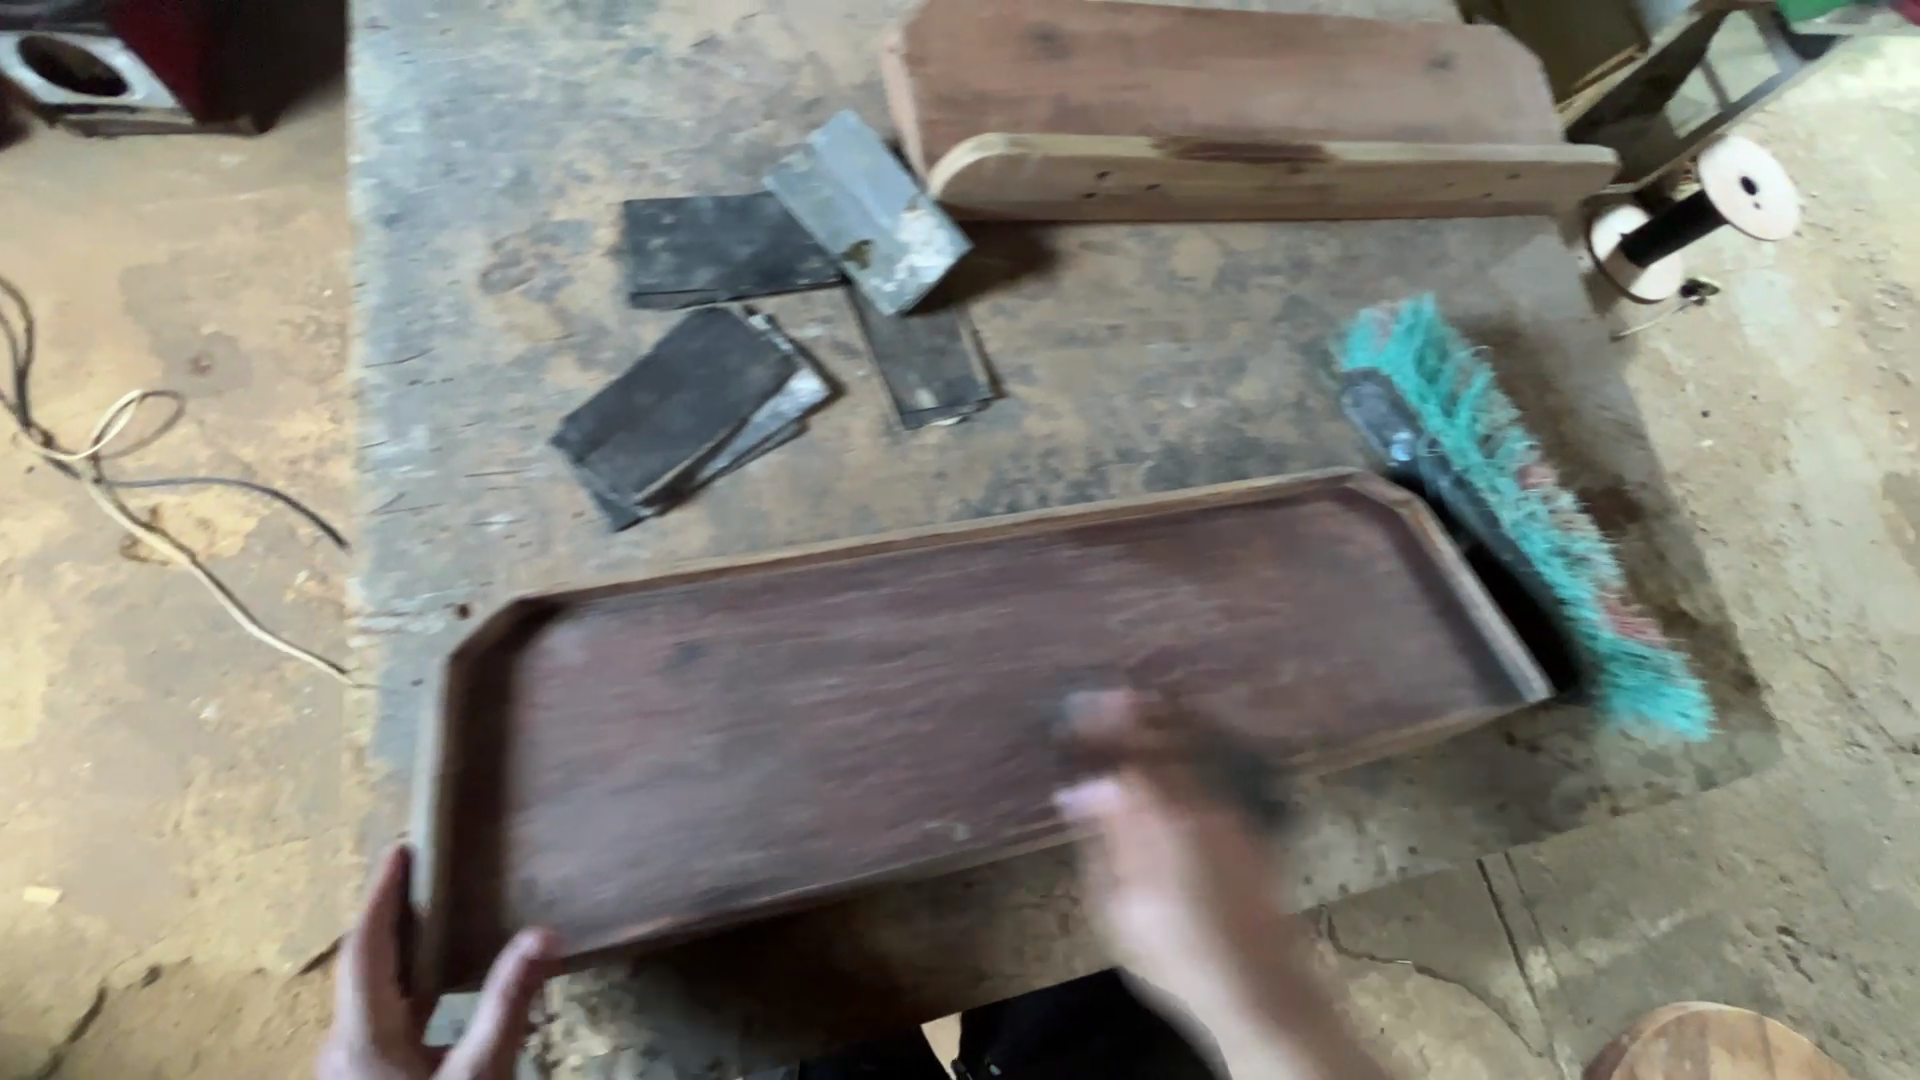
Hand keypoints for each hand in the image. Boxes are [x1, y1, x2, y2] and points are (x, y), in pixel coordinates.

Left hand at [318, 845, 558, 1079]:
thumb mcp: (480, 1073)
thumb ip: (510, 1002)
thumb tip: (547, 931)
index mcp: (362, 1038)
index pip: (366, 949)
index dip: (382, 896)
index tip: (400, 849)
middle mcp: (346, 1050)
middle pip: (364, 967)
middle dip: (392, 915)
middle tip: (427, 871)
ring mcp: (353, 1071)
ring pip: (373, 994)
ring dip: (401, 948)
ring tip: (436, 913)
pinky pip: (387, 1016)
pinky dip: (411, 982)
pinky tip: (441, 986)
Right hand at [1054, 691, 1388, 1079]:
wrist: (1260, 989)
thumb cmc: (1176, 957)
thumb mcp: (1118, 908)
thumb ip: (1100, 841)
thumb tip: (1078, 792)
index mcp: (1162, 823)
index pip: (1127, 755)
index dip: (1100, 730)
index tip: (1075, 716)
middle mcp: (1200, 804)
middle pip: (1165, 740)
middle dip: (1133, 712)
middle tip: (1106, 693)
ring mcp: (1230, 809)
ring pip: (1194, 745)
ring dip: (1164, 718)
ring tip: (1139, 698)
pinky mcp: (1248, 821)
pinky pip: (1216, 761)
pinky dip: (1192, 739)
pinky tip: (1180, 732)